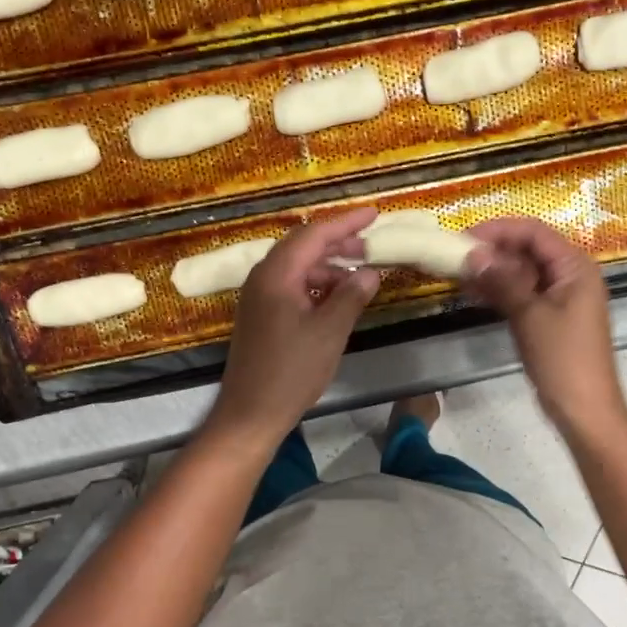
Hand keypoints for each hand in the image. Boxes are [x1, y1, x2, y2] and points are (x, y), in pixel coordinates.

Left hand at [206, 207, 380, 445]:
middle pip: (303, 247)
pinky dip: (317, 288)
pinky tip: (337, 301)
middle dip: (338, 244)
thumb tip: (370, 272)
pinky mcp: (261, 317)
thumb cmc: (291, 372)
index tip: (375, 215)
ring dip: (329, 269)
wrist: (251, 412)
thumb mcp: (329, 333)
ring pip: (298, 270)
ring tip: (359, 279)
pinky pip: (292, 289)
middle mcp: (263, 278)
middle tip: (371, 247)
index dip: (346, 222)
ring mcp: (259, 298)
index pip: (314, 234)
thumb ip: (351, 297)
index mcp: (276, 275)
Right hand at [464, 219, 626, 434]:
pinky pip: (524, 295)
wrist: (585, 409)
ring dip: (494, 272)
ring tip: (458, 275)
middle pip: (528, 250)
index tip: (463, 238)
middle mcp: (571, 276)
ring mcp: (561, 299)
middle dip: (493, 251)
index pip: (534, 232)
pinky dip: (501, 292)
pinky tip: (474, 294)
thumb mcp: (530, 317)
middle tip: (455, 257)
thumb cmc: (563, 360)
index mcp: (575, 267)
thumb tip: (473, 255)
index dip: (498, 230)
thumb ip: (502, 282)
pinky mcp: (551, 320)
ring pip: (524, 274)